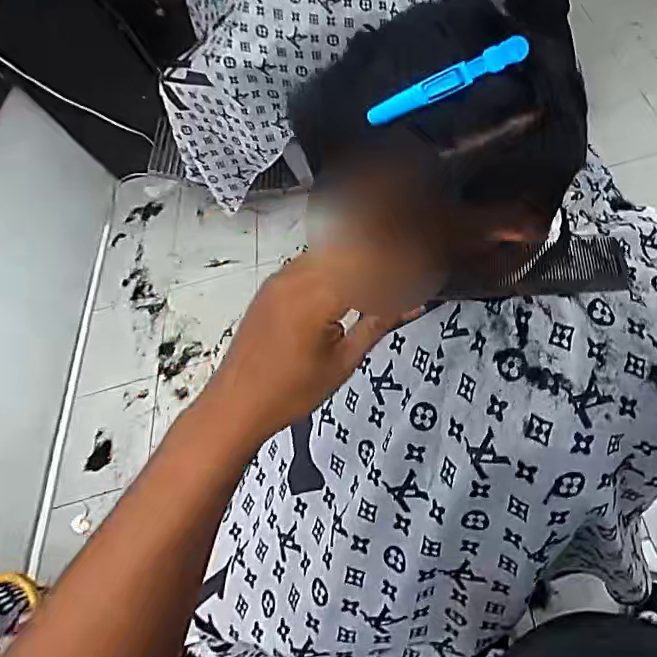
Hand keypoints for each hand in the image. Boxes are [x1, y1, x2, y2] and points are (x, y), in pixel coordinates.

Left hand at [194, 246, 420, 446]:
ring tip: (386, 281)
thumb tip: (410, 304)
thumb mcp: (344, 362)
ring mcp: (281, 279)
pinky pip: (314, 260)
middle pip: (354, 249)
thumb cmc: (285, 393)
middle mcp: (295, 279)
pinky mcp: (274, 286)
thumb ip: (378, 323)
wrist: (235, 406)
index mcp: (315, 298)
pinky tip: (355, 284)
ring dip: (363, 259)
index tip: (421, 282)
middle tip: (411, 277)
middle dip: (387, 260)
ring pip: (334, 249)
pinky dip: (340, 265)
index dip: (403, 272)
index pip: (371, 269)